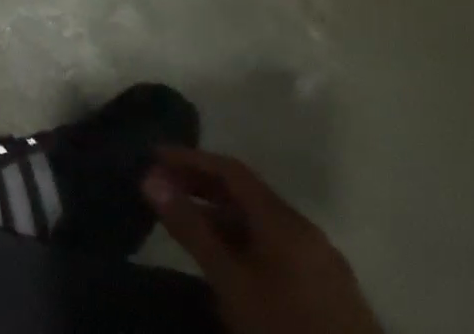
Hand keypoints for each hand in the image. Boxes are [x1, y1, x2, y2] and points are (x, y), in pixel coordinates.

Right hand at [144, 149, 382, 333]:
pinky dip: (237, 234)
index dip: (190, 158)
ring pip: (259, 220)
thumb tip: (150, 180)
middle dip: (199, 183)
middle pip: (247, 193)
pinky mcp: (323, 284)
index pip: (232, 172)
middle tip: (157, 186)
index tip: (151, 156)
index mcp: (285, 223)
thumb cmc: (283, 323)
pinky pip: (271, 242)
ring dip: (216, 211)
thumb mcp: (228, 278)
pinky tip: (219, 252)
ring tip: (180, 219)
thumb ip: (190, 228)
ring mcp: (319, 259)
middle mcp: (306, 232)